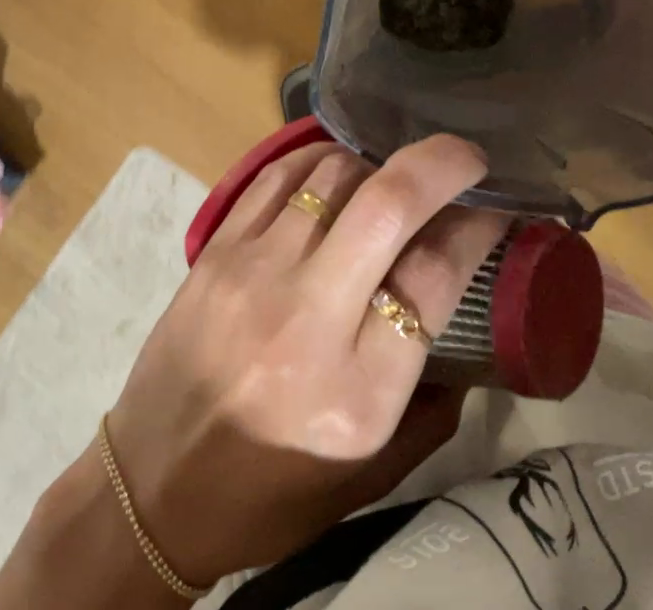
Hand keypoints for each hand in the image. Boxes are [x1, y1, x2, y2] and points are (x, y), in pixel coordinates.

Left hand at [103, 134, 507, 587]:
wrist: (155, 489)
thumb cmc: (273, 493)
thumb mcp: (373, 471)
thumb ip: (436, 402)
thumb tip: (465, 317)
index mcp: (359, 390)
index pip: (436, 274)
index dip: (478, 226)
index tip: (497, 209)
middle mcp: (307, 318)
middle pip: (388, 204)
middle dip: (442, 163)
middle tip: (465, 159)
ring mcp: (252, 275)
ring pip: (331, 175)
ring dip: (376, 164)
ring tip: (391, 182)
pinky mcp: (213, 254)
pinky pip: (276, 177)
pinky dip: (318, 161)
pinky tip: (336, 173)